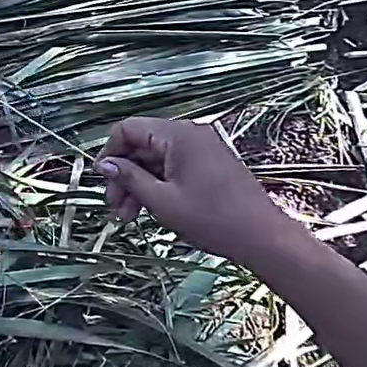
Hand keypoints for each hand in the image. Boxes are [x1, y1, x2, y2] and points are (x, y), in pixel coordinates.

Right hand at [97, 117, 301, 263]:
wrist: (263, 237)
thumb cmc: (211, 218)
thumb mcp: (162, 200)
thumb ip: (129, 178)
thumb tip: (104, 164)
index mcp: (177, 135)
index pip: (128, 128)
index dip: (110, 152)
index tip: (102, 180)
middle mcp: (189, 134)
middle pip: (141, 145)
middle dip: (124, 175)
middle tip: (115, 208)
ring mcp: (201, 148)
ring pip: (156, 159)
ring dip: (139, 184)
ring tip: (129, 217)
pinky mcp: (209, 164)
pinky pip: (173, 167)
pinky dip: (159, 185)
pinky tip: (151, 209)